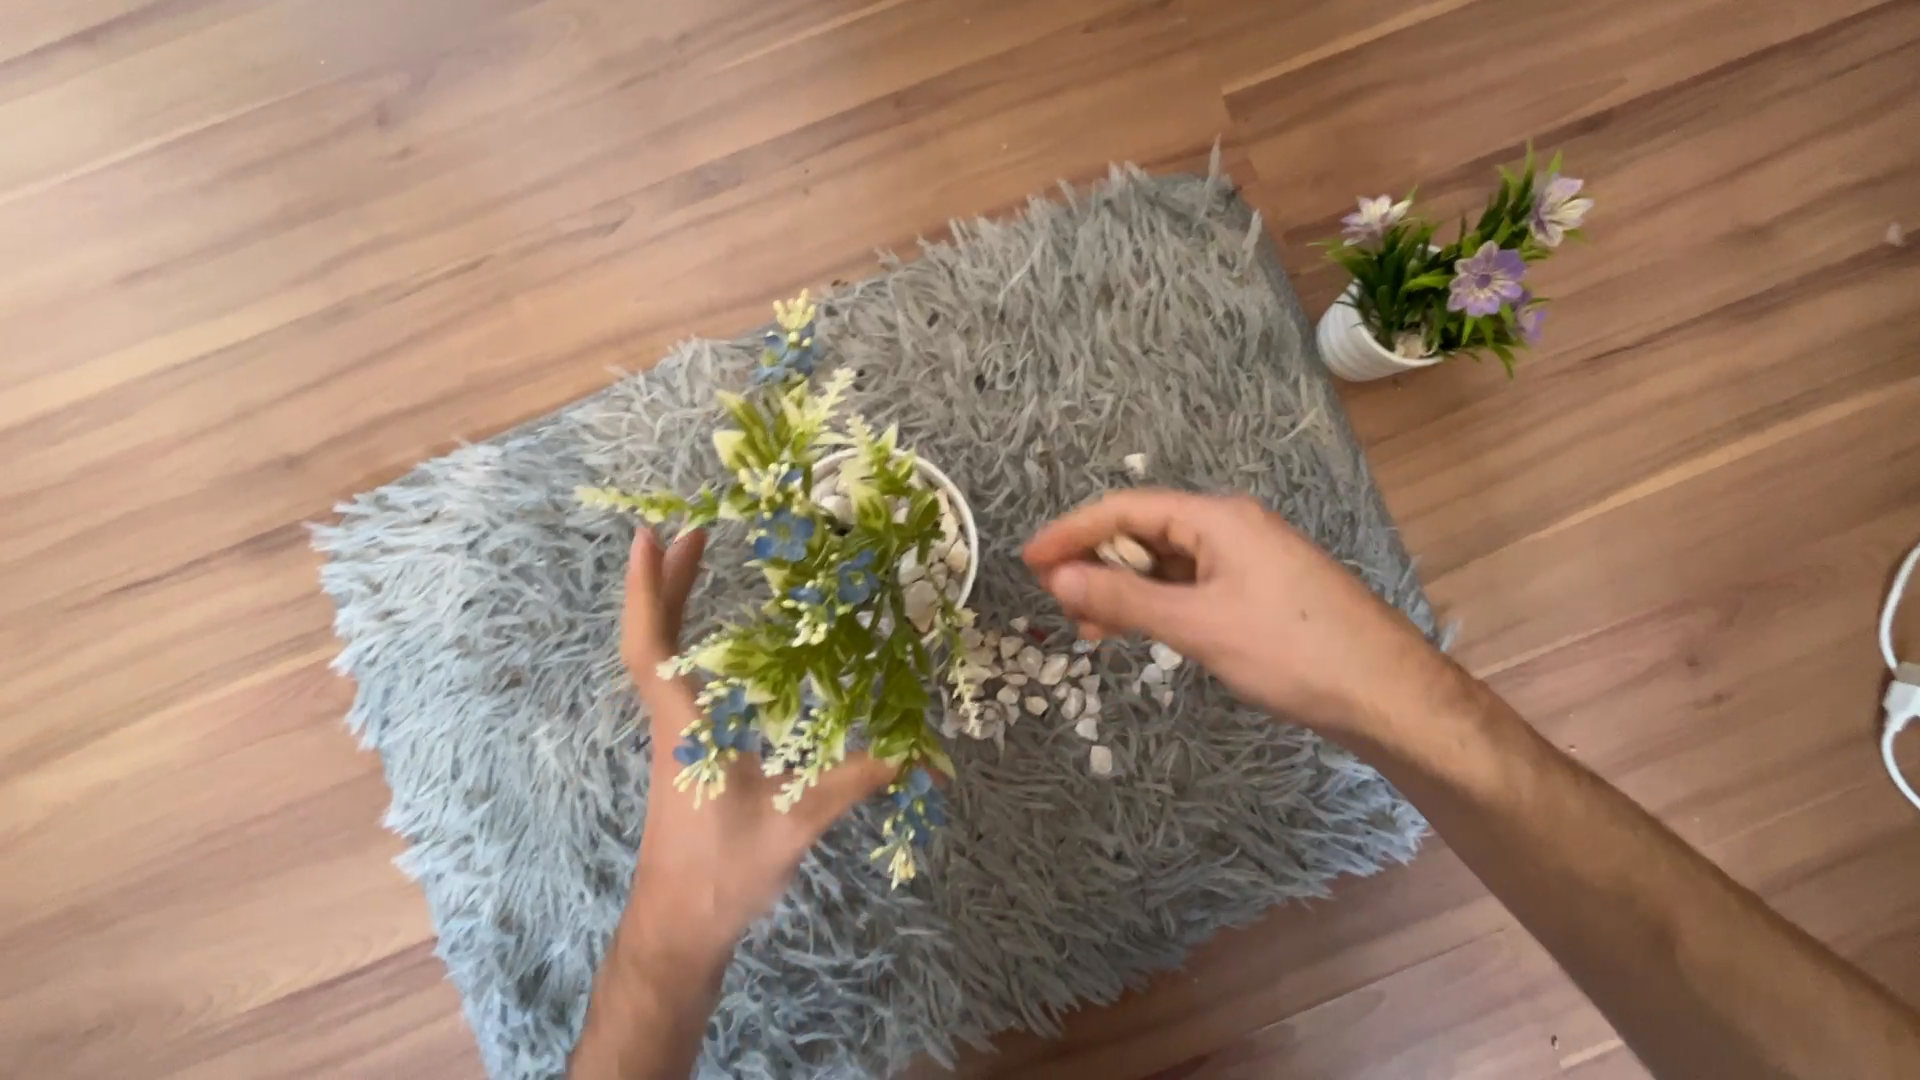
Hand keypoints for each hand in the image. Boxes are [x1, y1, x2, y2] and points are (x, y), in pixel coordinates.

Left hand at [618, 529, 895, 962]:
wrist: (679, 928)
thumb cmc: (722, 874)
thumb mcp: (796, 822)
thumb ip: (856, 778)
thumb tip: (918, 748)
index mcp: (684, 727)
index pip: (650, 647)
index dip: (647, 590)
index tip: (650, 537)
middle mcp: (671, 722)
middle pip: (654, 639)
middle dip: (669, 580)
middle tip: (694, 531)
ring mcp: (675, 737)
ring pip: (664, 659)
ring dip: (677, 607)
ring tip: (701, 563)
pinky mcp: (685, 752)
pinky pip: (679, 681)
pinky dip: (690, 643)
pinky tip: (722, 643)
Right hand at [1022, 490, 1448, 733]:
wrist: (1388, 695)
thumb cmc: (1291, 651)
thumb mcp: (1197, 625)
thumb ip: (1123, 600)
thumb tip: (1056, 577)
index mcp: (1216, 518)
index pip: (1124, 509)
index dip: (1070, 531)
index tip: (1027, 560)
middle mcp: (1229, 527)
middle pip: (1143, 533)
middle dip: (1095, 564)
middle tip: (1056, 601)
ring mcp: (1244, 560)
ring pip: (1164, 564)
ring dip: (1123, 590)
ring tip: (1088, 628)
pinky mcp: (1254, 591)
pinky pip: (1188, 587)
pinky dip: (1155, 605)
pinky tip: (1135, 631)